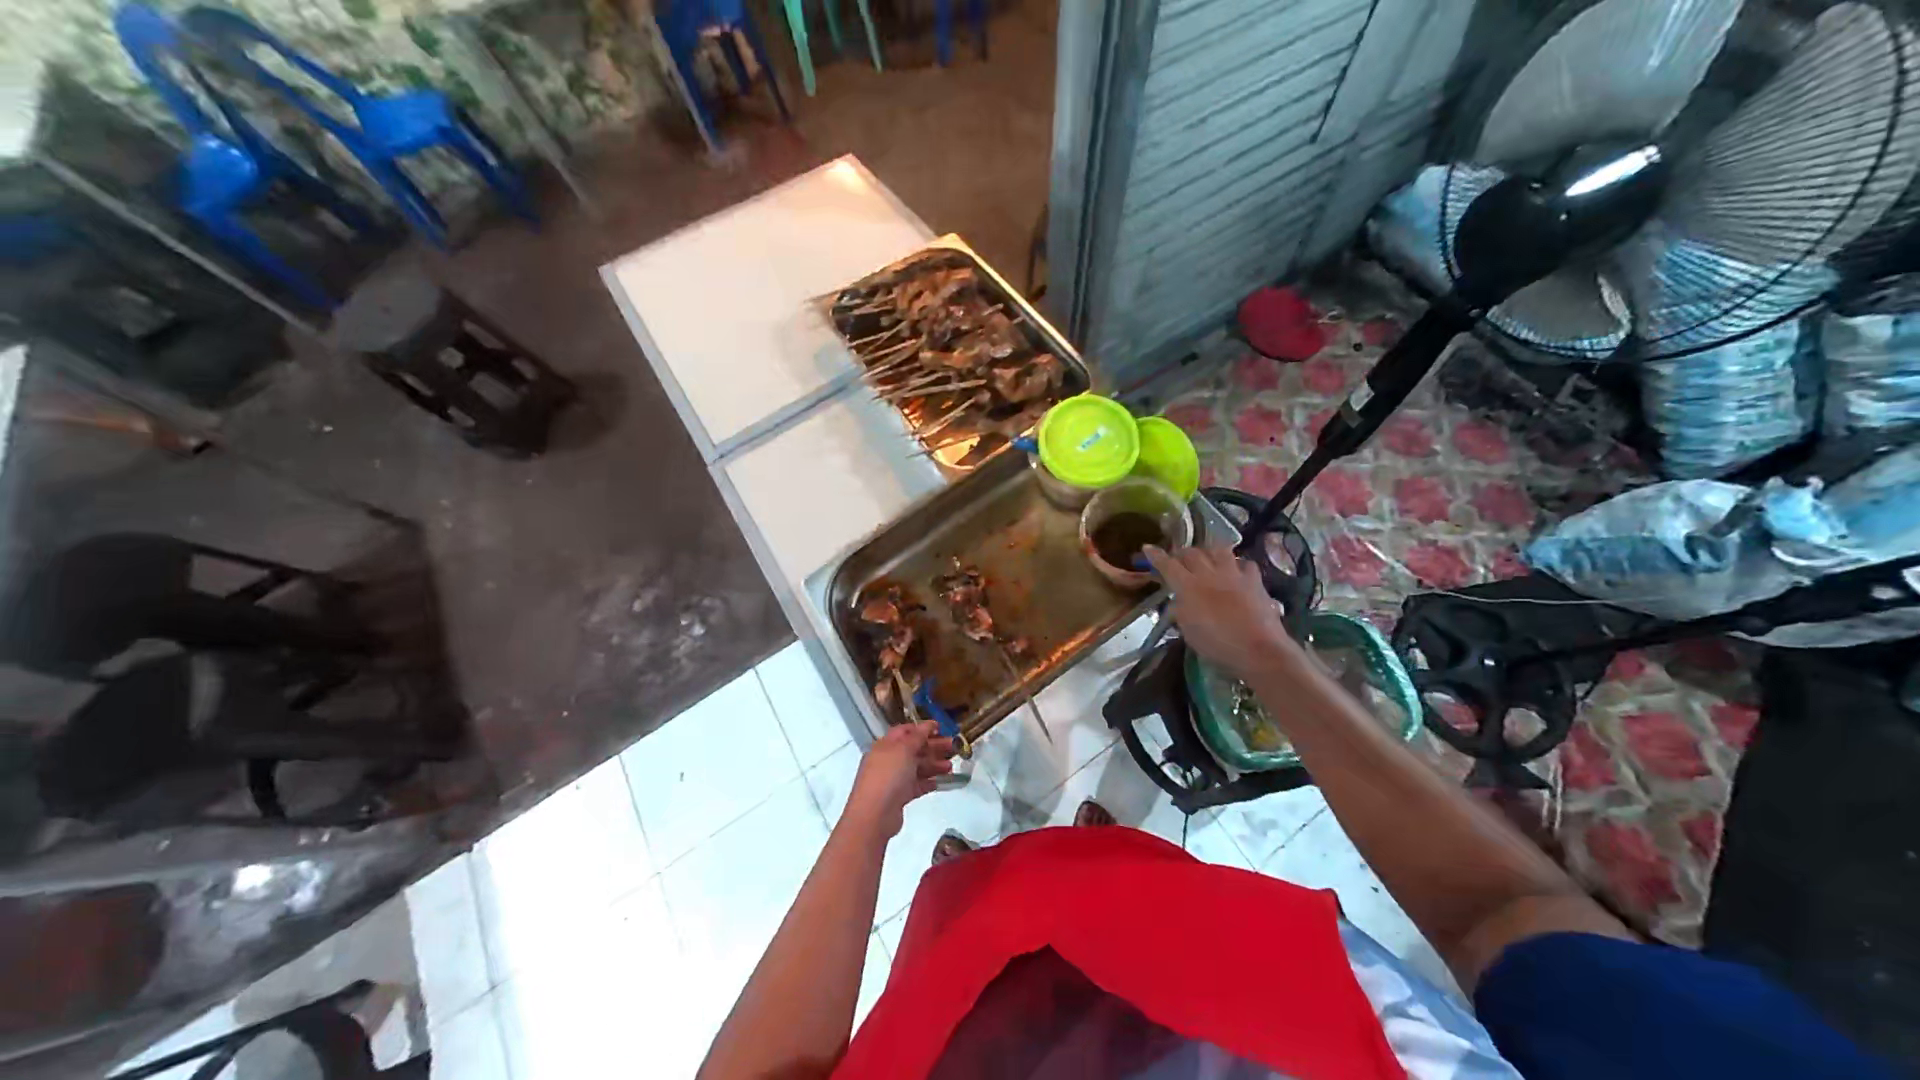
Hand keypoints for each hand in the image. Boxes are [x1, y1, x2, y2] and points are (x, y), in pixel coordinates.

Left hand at [843, 721, 955, 839]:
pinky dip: (928, 782)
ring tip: (950, 766)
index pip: (905, 731)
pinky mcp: (898, 797)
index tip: (940, 728)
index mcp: (885, 745)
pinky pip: (916, 785)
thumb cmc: (887, 776)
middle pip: (913, 749)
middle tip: (952, 747)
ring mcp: (893, 779)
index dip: (922, 728)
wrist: (874, 814)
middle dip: (933, 747)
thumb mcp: (904, 749)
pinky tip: (940, 781)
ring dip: (934, 765)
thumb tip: (926, 725)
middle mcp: (888, 760)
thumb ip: (917, 737)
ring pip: (916, 768)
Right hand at [1143, 543, 1303, 683]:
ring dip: (1209, 551)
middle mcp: (1209, 574)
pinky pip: (1245, 564)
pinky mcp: (1254, 581)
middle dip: (1182, 553)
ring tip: (1207, 557)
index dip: (1156, 556)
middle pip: (1192, 553)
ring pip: (1219, 550)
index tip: (1148, 547)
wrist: (1258, 650)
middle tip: (1178, 559)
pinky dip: (1238, 565)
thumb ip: (1180, 612)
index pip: (1168, 565)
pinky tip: (1237, 571)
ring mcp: (1234, 574)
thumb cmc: (1217, 645)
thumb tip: (1178, 601)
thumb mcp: (1188, 632)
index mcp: (1188, 587)